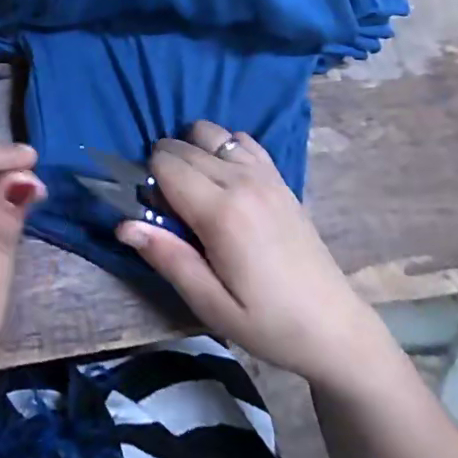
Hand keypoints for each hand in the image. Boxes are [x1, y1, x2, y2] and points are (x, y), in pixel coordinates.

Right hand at [117, 120, 380, 382]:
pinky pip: (239, 139)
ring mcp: (264, 173)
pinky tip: (225, 181)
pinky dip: (221, 148)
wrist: (334, 326)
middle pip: (181, 144)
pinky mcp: (279, 176)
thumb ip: (167, 258)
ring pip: (208, 131)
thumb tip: (123, 224)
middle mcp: (241, 180)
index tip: (157, 216)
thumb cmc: (268, 323)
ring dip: (191, 151)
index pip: (164, 164)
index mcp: (222, 212)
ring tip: (196, 191)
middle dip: (164, 167)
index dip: (149, 185)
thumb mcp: (211, 304)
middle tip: (174, 212)